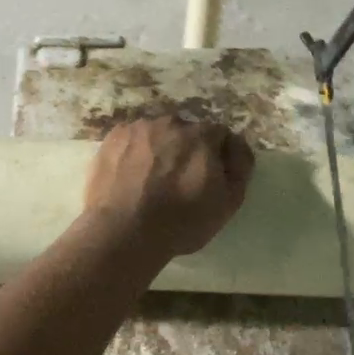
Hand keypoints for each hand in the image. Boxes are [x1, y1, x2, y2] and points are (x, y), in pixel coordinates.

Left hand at [83, 115, 254, 258]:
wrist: (124, 232)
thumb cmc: (182, 221)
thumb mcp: (228, 202)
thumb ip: (240, 166)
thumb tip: (237, 145)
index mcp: (202, 135)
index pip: (218, 133)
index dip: (217, 154)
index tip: (209, 175)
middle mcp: (171, 122)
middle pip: (185, 131)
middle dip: (186, 149)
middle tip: (178, 179)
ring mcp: (139, 128)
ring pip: (156, 133)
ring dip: (159, 147)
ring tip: (151, 178)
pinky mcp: (113, 137)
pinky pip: (132, 139)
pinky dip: (134, 151)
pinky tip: (131, 174)